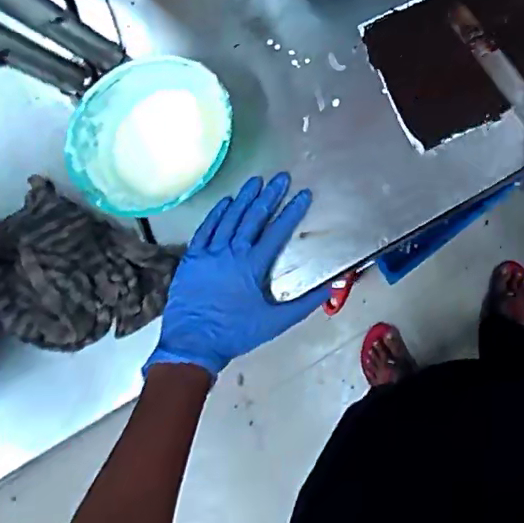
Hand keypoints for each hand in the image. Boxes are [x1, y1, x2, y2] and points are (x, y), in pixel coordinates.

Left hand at [145, 173, 321, 376]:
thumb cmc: (235, 333)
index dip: (292, 210)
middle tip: (281, 177)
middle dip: (270, 195)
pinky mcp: (192, 258)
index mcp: (253, 265)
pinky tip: (226, 201)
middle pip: (254, 217)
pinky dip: (216, 213)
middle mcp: (232, 252)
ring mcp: (210, 253)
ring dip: (244, 198)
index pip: (277, 230)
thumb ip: (305, 304)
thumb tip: (331, 289)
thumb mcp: (275, 322)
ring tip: (256, 180)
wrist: (191, 345)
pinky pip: (205, 229)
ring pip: (230, 218)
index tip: (303, 194)